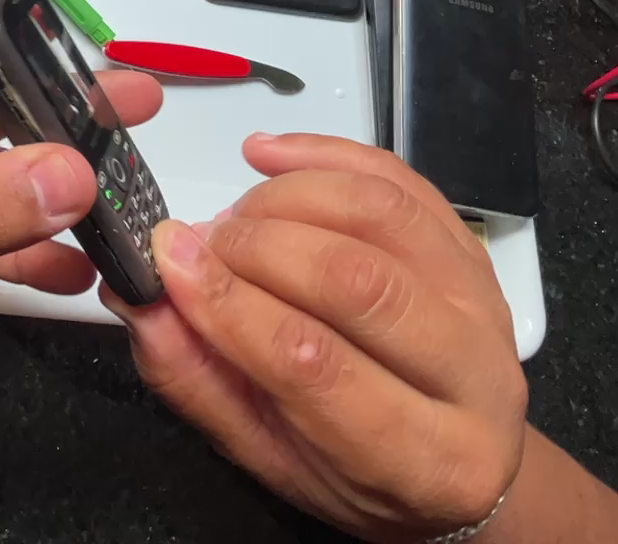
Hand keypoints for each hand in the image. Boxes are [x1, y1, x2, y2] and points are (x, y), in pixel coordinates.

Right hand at [104, 134, 525, 543]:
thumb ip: (192, 376)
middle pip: (353, 281)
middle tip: (199, 242)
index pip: (313, 363)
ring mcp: (480, 298)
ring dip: (283, 197)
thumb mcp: (257, 448)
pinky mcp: (468, 244)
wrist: (450, 454)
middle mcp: (472, 374)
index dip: (229, 302)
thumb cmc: (346, 465)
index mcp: (418, 456)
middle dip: (253, 246)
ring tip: (234, 217)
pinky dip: (319, 151)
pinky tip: (263, 155)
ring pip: (377, 212)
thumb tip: (136, 296)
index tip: (168, 258)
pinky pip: (395, 174)